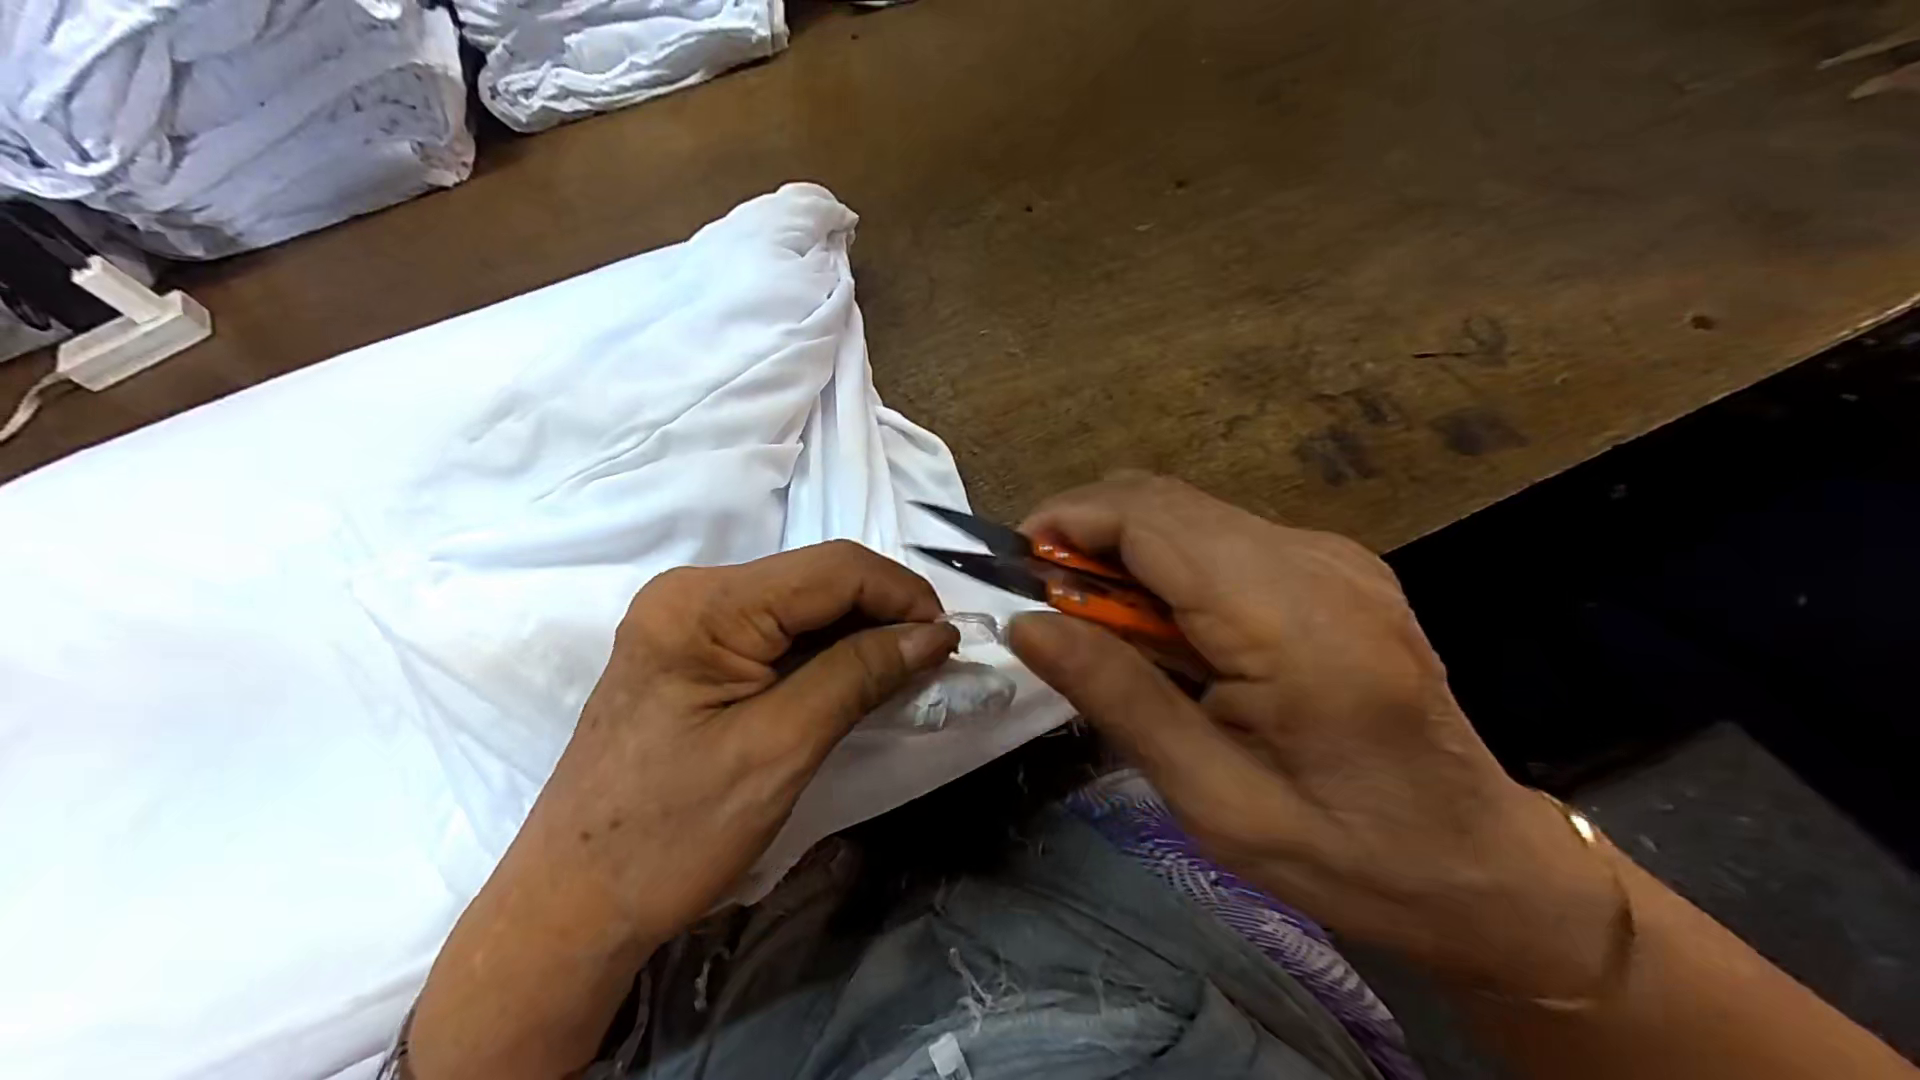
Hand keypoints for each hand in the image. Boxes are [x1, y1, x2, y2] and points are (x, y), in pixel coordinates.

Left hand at [410, 541, 959, 1078]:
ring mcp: (685, 619)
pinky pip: (775, 629)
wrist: (573, 902)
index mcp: (704, 605)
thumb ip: (859, 675)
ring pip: (801, 602)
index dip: (900, 593)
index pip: (831, 569)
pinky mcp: (690, 649)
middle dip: (882, 610)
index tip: (947, 638)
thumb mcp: (781, 749)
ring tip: (900, 670)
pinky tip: (852, 677)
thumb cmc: (673, 833)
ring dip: (857, 630)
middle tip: (930, 658)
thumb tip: (935, 634)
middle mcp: (691, 593)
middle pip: (815, 578)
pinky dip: (824, 648)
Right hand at [1008, 474, 1621, 999]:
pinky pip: (1222, 536)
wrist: (1482, 865)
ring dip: (1123, 549)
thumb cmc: (1346, 853)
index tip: (1016, 568)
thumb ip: (1119, 698)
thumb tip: (1028, 625)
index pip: (1150, 519)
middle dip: (1085, 533)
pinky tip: (1164, 628)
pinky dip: (1167, 563)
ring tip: (1100, 626)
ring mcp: (1332, 555)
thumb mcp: (1213, 801)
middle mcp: (1313, 560)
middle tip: (1048, 605)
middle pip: (1164, 499)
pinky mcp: (1335, 565)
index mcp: (1289, 619)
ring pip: (1189, 512)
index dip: (1067, 522)